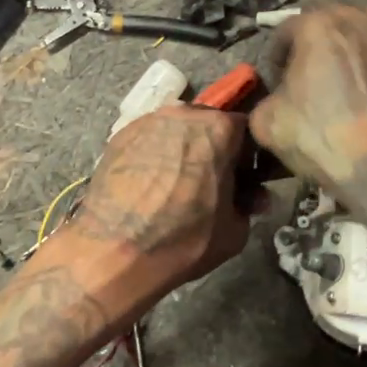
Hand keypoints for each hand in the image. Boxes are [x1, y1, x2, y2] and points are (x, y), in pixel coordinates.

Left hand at [62, 105, 252, 310]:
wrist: (114, 251)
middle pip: (209, 125)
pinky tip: (150, 184)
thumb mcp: (234, 231)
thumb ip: (249, 205)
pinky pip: (149, 139)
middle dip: (214, 149)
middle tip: (211, 182)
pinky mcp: (120, 134)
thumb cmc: (183, 239)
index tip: (244, 179)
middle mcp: (183, 114)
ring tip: (176, 185)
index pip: (245, 130)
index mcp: (218, 129)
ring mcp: (147, 121)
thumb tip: (252, 197)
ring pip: (177, 130)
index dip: (248, 156)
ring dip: (184, 150)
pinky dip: (155, 155)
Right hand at [250, 7, 366, 225]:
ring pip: (364, 28)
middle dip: (316, 48)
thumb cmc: (322, 137)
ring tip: (350, 79)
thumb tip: (274, 99)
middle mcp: (355, 16)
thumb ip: (263, 98)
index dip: (277, 58)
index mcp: (315, 24)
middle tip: (312, 81)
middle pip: (327, 25)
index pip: (285, 32)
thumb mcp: (266, 122)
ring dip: (352, 47)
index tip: (278, 82)